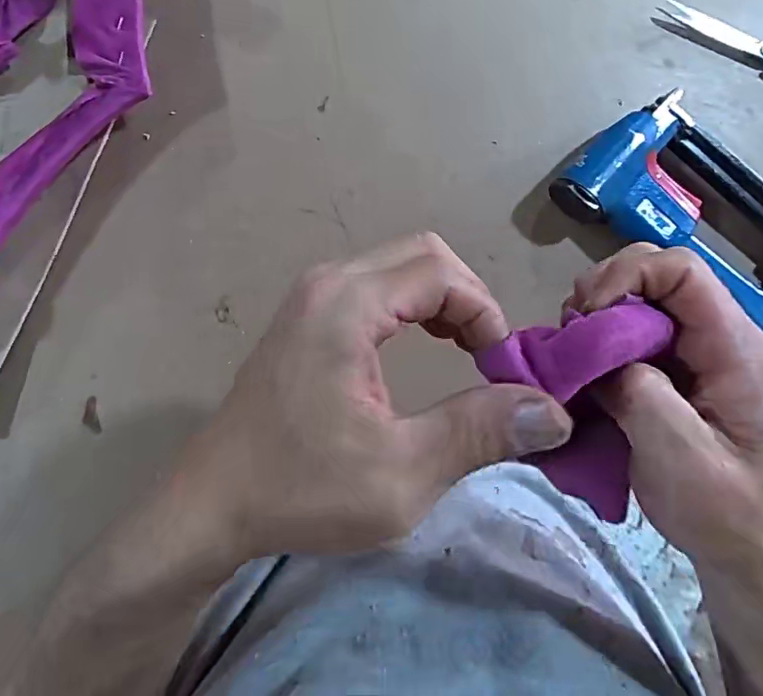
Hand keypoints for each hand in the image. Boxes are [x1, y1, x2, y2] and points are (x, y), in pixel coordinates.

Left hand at [173, 233, 573, 561]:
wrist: (209, 507)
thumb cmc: (300, 490)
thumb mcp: (402, 473)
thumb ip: (480, 432)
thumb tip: (554, 413)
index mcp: (348, 304)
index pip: (442, 273)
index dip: (485, 312)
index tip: (501, 368)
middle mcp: (331, 281)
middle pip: (425, 255)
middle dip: (469, 299)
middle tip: (486, 357)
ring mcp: (315, 293)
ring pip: (403, 266)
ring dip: (444, 301)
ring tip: (465, 353)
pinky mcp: (309, 312)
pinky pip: (380, 284)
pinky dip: (415, 306)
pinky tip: (424, 348)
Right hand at [567, 244, 762, 570]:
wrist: (746, 555)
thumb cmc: (725, 514)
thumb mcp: (682, 461)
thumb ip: (640, 396)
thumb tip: (597, 355)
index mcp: (738, 348)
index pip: (683, 270)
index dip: (627, 276)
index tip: (588, 317)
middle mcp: (722, 333)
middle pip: (658, 272)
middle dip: (607, 291)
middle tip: (574, 335)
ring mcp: (701, 347)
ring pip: (641, 293)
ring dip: (600, 314)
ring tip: (577, 354)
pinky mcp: (679, 363)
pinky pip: (635, 325)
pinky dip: (602, 337)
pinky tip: (587, 367)